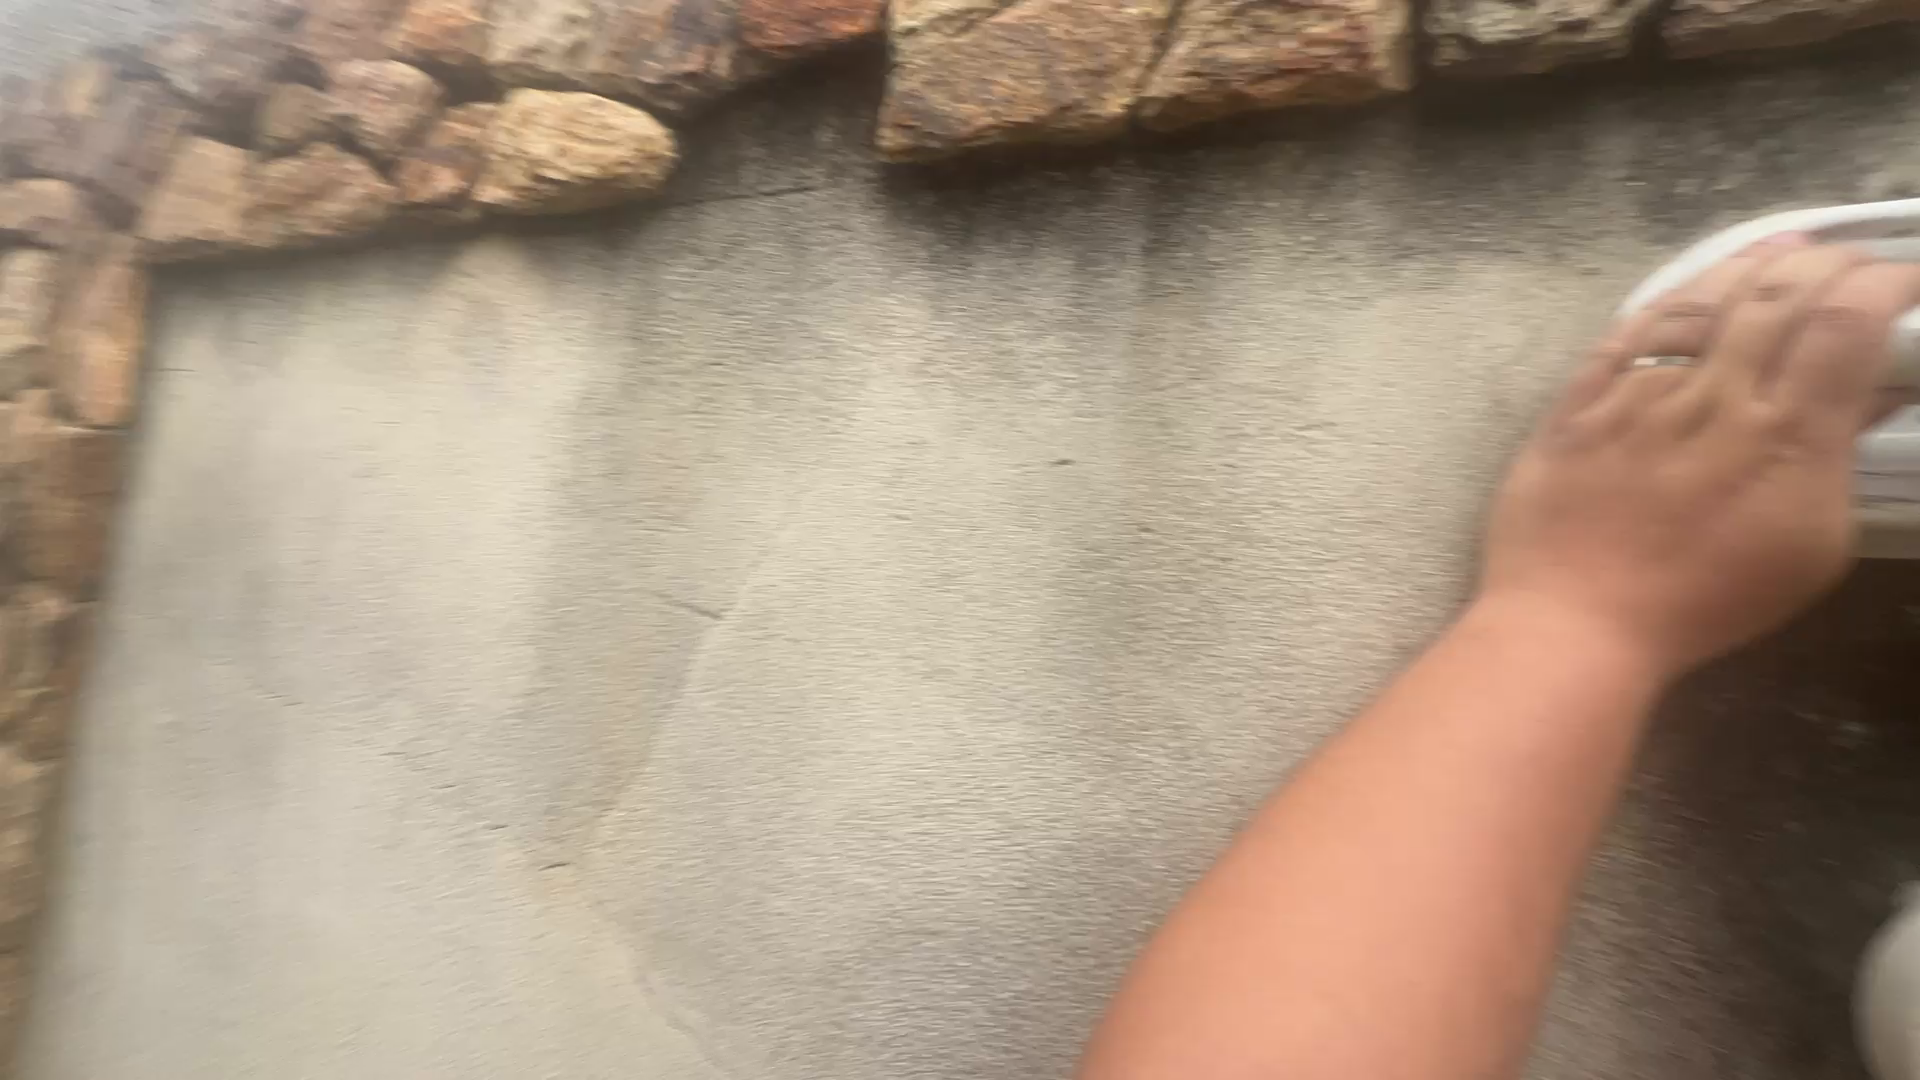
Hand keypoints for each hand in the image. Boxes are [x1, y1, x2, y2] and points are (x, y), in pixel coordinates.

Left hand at [1480, 237, 1919, 677]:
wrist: (1572, 617)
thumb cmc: (1699, 600)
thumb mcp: (1807, 544)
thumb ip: (1832, 460)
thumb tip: (1865, 398)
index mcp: (1785, 435)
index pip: (1846, 323)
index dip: (1882, 282)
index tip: (1900, 276)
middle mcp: (1706, 403)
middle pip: (1771, 301)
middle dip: (1817, 264)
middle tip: (1837, 256)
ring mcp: (1627, 405)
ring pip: (1690, 312)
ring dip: (1739, 272)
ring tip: (1774, 250)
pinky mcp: (1566, 417)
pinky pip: (1613, 347)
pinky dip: (1655, 310)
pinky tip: (1678, 295)